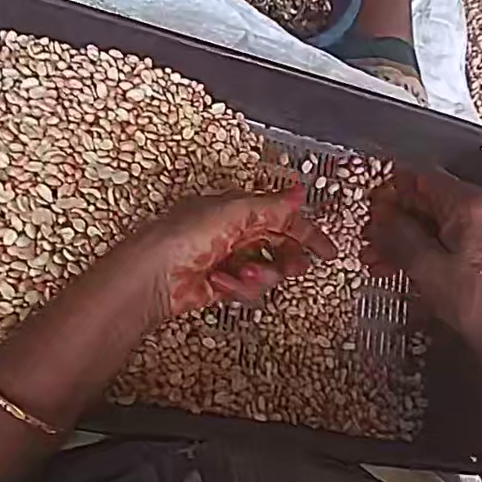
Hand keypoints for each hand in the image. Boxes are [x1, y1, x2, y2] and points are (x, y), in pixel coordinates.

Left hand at [123, 188, 337, 320]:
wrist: (154, 275)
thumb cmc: (184, 236)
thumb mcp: (234, 212)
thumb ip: (272, 206)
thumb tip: (299, 192)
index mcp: (238, 210)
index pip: (282, 218)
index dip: (307, 233)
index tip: (327, 251)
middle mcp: (235, 234)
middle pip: (278, 247)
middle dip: (288, 258)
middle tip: (295, 268)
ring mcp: (229, 260)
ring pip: (266, 271)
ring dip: (260, 274)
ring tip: (244, 273)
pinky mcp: (222, 286)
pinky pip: (246, 289)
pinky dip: (238, 287)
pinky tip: (221, 283)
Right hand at [362, 167, 481, 353]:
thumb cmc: (480, 305)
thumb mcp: (427, 268)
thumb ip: (399, 236)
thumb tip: (379, 217)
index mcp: (470, 204)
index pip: (421, 177)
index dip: (389, 189)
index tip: (367, 202)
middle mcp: (478, 212)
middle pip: (424, 200)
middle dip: (391, 218)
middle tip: (366, 234)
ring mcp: (478, 232)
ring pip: (428, 224)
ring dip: (398, 238)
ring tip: (373, 256)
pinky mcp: (476, 253)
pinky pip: (438, 242)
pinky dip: (414, 251)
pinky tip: (393, 267)